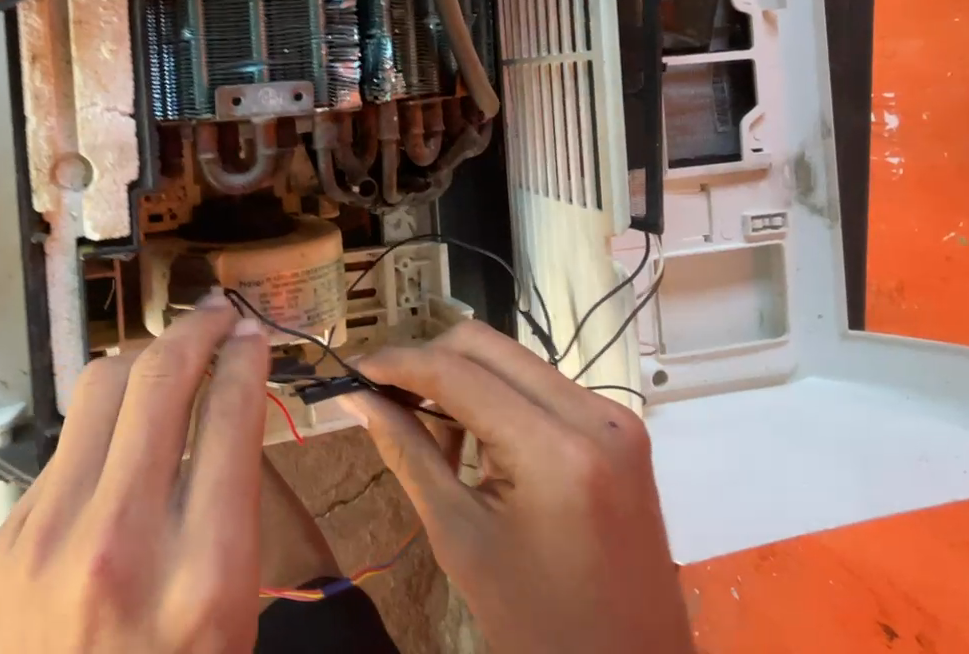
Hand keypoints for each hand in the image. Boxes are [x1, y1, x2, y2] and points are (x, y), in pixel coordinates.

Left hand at [0, 300, 271, 653]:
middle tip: (218, 316)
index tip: (253, 338)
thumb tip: (229, 421)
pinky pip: (68, 437)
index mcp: (202, 580)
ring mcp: (52, 531)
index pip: (228, 423)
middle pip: (158, 383)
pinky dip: (106, 409)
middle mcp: (122, 540)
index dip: (245, 363)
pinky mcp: (12, 532)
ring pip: (101, 388)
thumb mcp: (230, 626)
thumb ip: (234, 520)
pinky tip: (125, 417)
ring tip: (174, 350)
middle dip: (195, 333)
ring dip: (145, 354)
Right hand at [340, 320, 692, 653]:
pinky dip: (494, 397)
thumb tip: (356, 397)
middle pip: (485, 346)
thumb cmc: (537, 622)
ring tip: (427, 430)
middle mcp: (594, 414)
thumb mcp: (459, 535)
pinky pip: (538, 385)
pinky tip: (473, 440)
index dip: (396, 363)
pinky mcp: (617, 430)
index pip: (456, 372)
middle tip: (384, 396)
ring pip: (511, 359)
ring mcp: (612, 419)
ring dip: (459, 378)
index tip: (351, 369)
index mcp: (555, 449)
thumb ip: (407, 451)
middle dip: (426, 361)